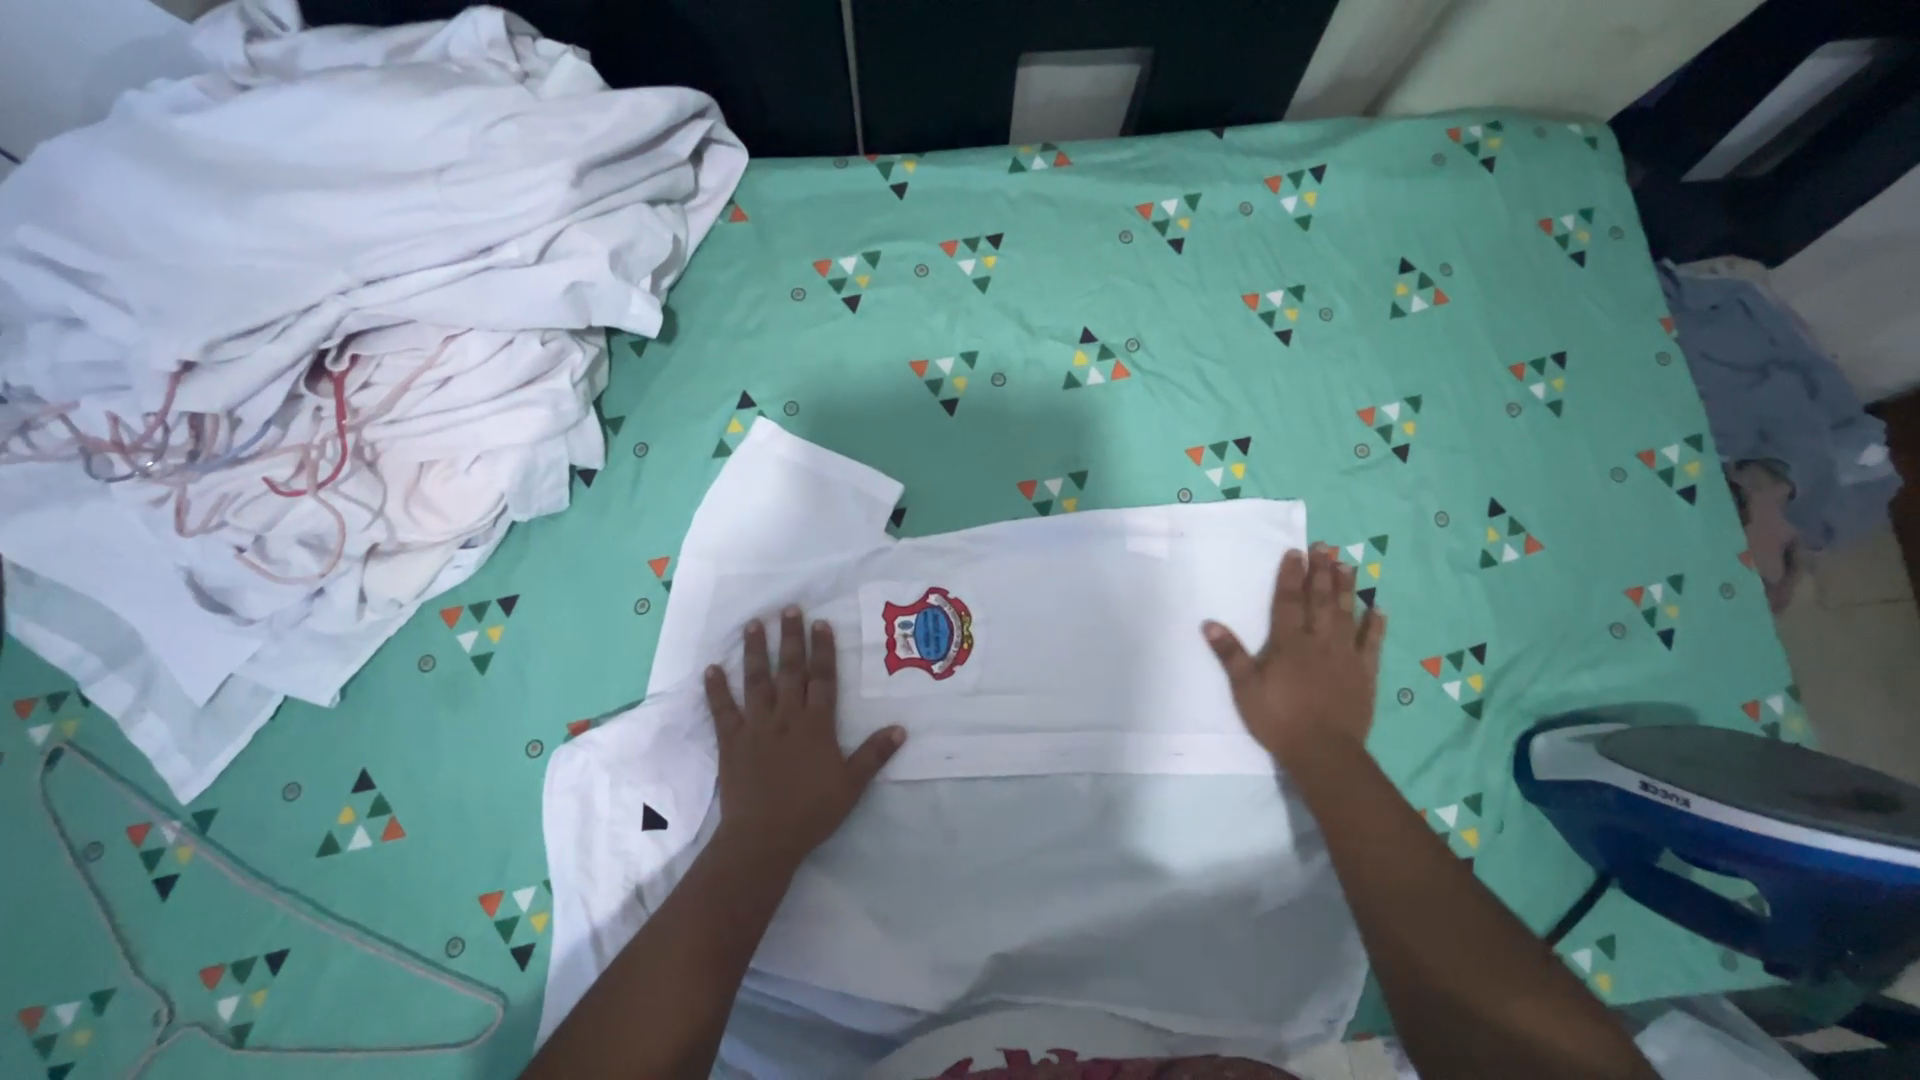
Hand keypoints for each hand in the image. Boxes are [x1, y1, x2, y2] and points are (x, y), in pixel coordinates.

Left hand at [705, 607, 904, 869]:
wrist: (764, 838)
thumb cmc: (812, 812)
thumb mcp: (851, 785)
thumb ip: (874, 755)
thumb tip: (900, 729)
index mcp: (816, 725)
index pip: (822, 679)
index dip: (823, 650)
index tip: (821, 623)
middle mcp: (785, 717)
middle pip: (789, 671)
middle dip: (790, 638)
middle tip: (788, 609)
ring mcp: (755, 727)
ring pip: (755, 682)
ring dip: (754, 652)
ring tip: (753, 624)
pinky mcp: (731, 742)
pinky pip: (722, 711)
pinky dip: (716, 689)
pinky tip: (711, 669)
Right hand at [1202, 544, 1385, 760]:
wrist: (1324, 751)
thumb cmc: (1279, 720)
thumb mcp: (1245, 689)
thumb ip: (1230, 655)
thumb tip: (1209, 623)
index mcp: (1288, 644)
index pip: (1287, 602)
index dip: (1290, 576)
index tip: (1296, 552)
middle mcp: (1319, 642)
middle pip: (1320, 601)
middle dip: (1321, 572)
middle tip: (1326, 547)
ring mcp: (1346, 656)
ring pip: (1347, 615)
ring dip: (1347, 588)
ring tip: (1347, 564)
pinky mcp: (1365, 674)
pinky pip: (1372, 644)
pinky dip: (1376, 626)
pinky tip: (1378, 609)